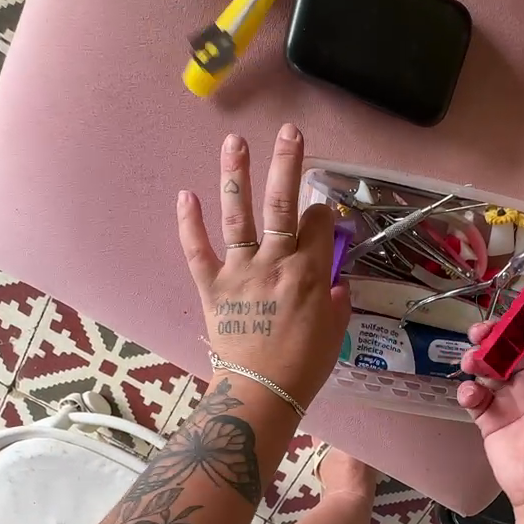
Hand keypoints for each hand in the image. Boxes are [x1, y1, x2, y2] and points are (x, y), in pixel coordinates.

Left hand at [176, 125, 350, 410]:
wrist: (263, 391)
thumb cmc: (304, 365)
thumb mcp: (334, 332)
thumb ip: (337, 300)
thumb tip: (334, 282)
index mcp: (309, 272)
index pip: (317, 224)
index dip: (322, 211)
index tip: (321, 211)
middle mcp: (275, 262)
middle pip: (282, 203)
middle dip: (287, 163)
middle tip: (289, 132)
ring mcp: (240, 271)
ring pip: (239, 215)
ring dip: (237, 176)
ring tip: (234, 142)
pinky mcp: (212, 285)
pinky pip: (197, 249)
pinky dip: (190, 223)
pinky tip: (186, 194)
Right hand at [457, 315, 523, 513]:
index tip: (510, 311)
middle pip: (511, 349)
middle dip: (494, 338)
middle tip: (479, 333)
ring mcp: (511, 402)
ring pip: (490, 369)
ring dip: (478, 361)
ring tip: (470, 362)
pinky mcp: (491, 420)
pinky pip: (476, 397)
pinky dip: (469, 391)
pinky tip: (470, 395)